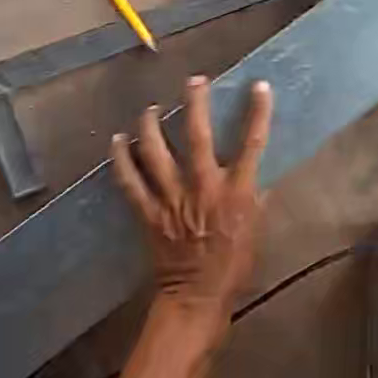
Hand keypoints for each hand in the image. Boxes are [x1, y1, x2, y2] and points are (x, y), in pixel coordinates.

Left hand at [110, 75, 273, 324]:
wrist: (197, 297)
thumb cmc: (234, 264)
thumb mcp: (256, 228)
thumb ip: (256, 197)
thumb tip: (258, 173)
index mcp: (236, 192)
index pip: (252, 143)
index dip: (258, 112)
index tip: (259, 86)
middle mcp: (203, 188)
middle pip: (199, 136)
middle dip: (197, 104)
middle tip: (195, 80)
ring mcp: (172, 198)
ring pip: (157, 152)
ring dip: (153, 125)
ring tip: (151, 107)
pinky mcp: (148, 212)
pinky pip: (129, 181)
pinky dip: (121, 159)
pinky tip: (118, 140)